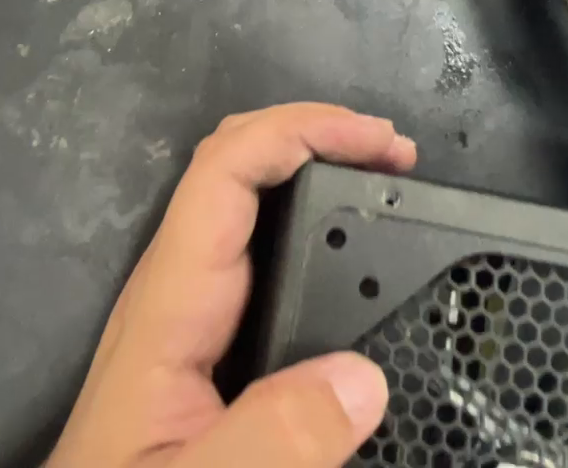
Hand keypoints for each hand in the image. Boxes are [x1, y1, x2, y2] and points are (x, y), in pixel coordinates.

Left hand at [45, 102, 418, 467]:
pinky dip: (313, 211)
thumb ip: (276, 438)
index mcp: (173, 294)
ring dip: (316, 162)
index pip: (226, 168)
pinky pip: (262, 236)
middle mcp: (182, 275)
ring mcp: (195, 294)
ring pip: (250, 190)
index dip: (299, 129)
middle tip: (394, 148)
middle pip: (238, 157)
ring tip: (383, 172)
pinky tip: (349, 233)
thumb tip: (364, 376)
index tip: (376, 138)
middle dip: (317, 131)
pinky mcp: (211, 321)